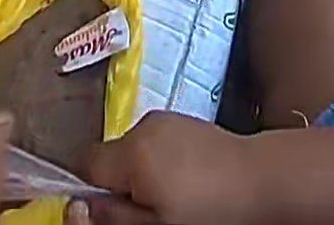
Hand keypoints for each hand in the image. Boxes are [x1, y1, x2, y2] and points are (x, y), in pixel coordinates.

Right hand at [86, 112, 255, 224]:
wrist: (259, 180)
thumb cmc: (206, 211)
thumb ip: (112, 218)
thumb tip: (74, 206)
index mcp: (133, 149)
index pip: (86, 164)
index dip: (90, 193)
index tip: (113, 214)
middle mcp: (146, 124)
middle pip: (110, 157)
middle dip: (118, 186)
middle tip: (148, 212)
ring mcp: (168, 118)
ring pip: (133, 152)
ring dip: (140, 176)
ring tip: (171, 200)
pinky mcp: (185, 121)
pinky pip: (155, 143)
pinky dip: (159, 164)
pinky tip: (185, 184)